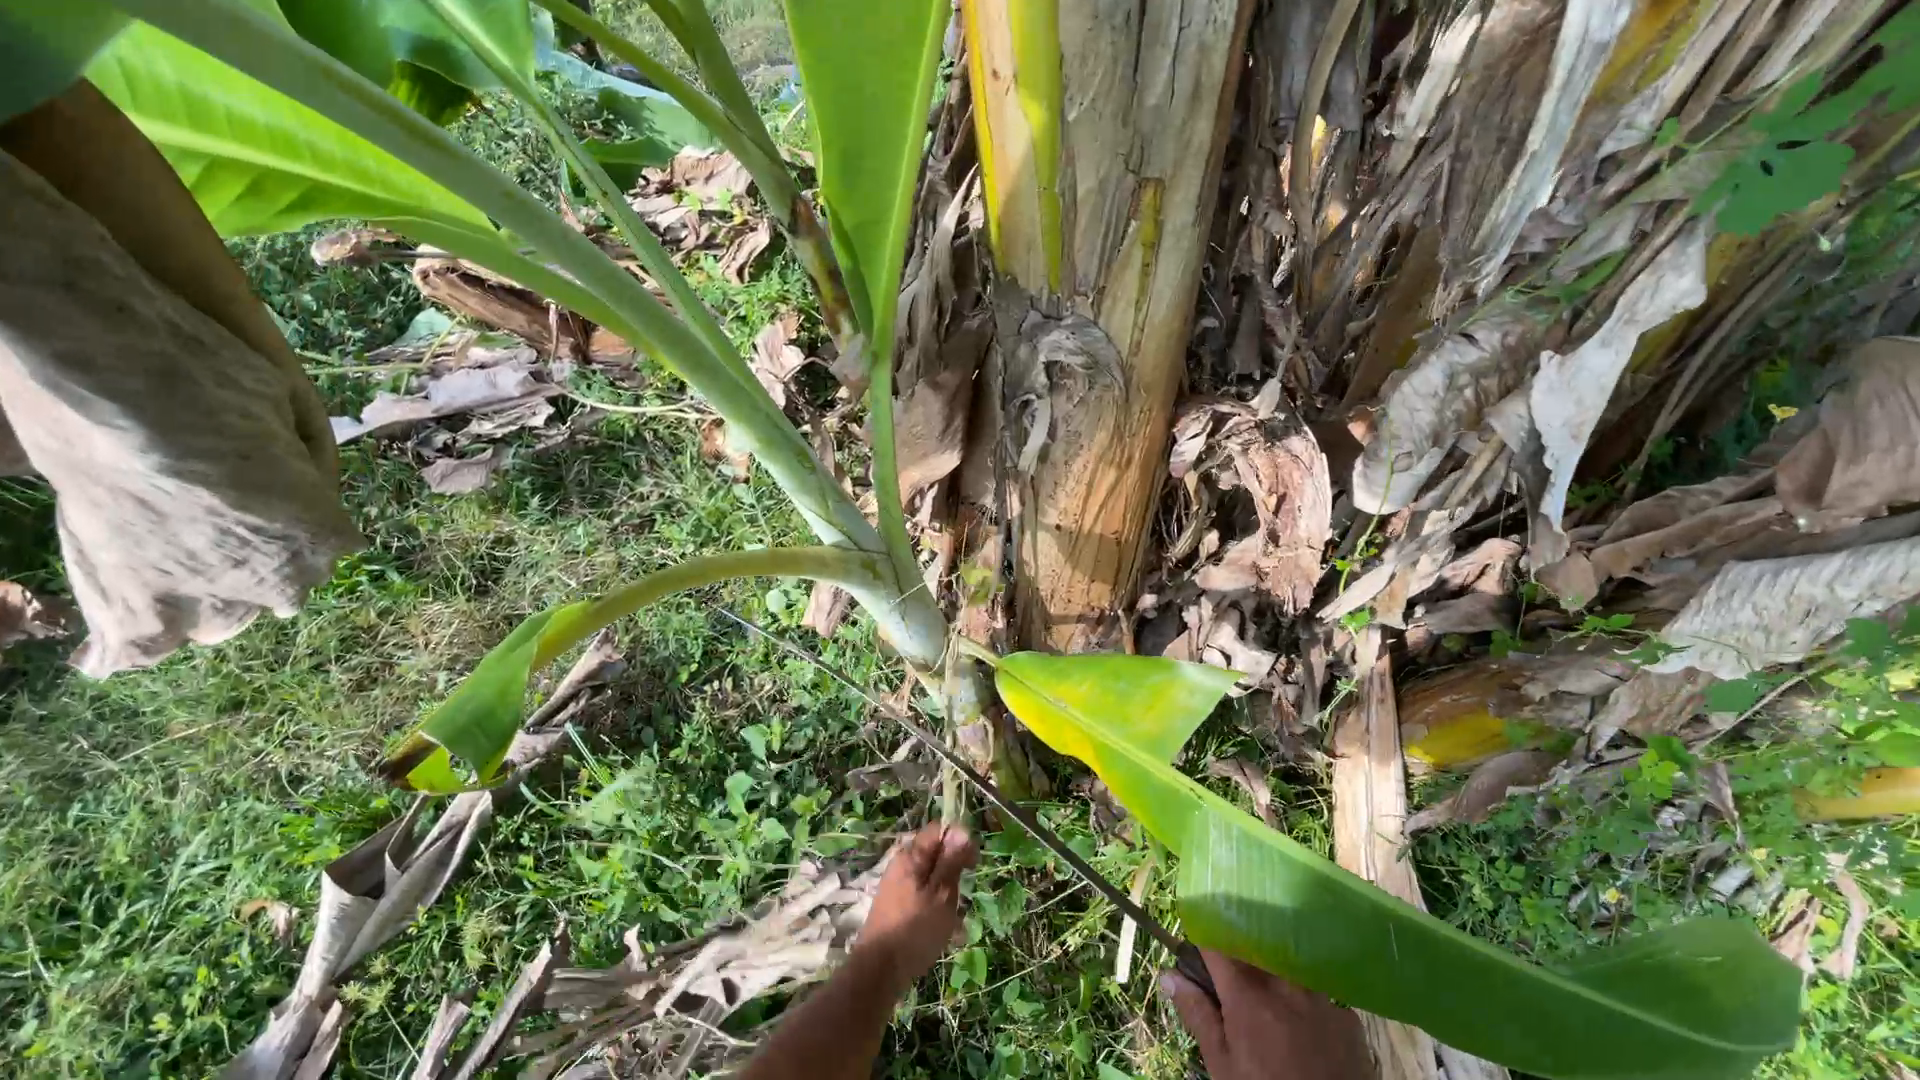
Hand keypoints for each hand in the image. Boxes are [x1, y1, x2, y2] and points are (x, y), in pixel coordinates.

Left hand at [853, 824, 977, 991]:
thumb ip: (951, 862)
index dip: (959, 839)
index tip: (972, 864)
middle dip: (954, 871)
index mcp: (911, 856)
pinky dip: (937, 908)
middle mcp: (902, 865)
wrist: (880, 970)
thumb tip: (961, 830)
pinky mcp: (897, 906)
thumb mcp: (941, 894)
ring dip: (947, 893)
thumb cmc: (915, 929)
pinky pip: (924, 896)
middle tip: (962, 896)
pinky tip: (945, 931)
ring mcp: (897, 886)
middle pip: (935, 854)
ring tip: (955, 920)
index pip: (938, 830)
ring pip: (932, 878)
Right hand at [1161, 948, 1369, 1079]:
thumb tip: (1168, 975)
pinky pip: (1317, 996)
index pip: (1217, 944)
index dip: (1203, 943)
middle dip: (1237, 961)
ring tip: (1268, 1011)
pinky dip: (1303, 1004)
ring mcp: (1321, 998)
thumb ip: (1198, 1014)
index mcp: (1248, 994)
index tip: (1196, 956)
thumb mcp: (1223, 1064)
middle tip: (1230, 990)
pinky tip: (1303, 1032)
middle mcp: (1285, 984)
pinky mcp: (1347, 1017)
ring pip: (1287, 969)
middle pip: (1253, 951)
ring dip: (1271, 978)